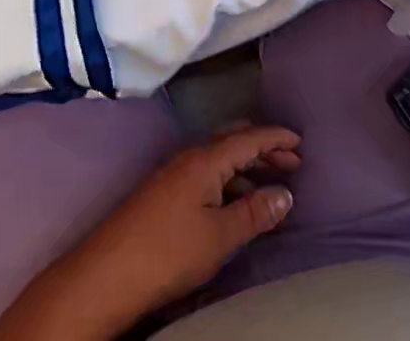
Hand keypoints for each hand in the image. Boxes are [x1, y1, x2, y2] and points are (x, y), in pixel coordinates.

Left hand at [0, 125, 301, 340]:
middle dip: (262, 147)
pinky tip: (236, 202)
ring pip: (218, 157)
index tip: (300, 140)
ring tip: (270, 185)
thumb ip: (254, 213)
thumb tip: (284, 193)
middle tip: (291, 161)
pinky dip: (228, 179)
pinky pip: (205, 172)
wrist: (109, 271)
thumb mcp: (220, 235)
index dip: (275, 137)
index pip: (247, 138)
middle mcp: (188, 156)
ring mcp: (173, 172)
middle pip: (231, 140)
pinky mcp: (164, 191)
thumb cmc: (170, 250)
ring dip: (245, 165)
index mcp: (204, 159)